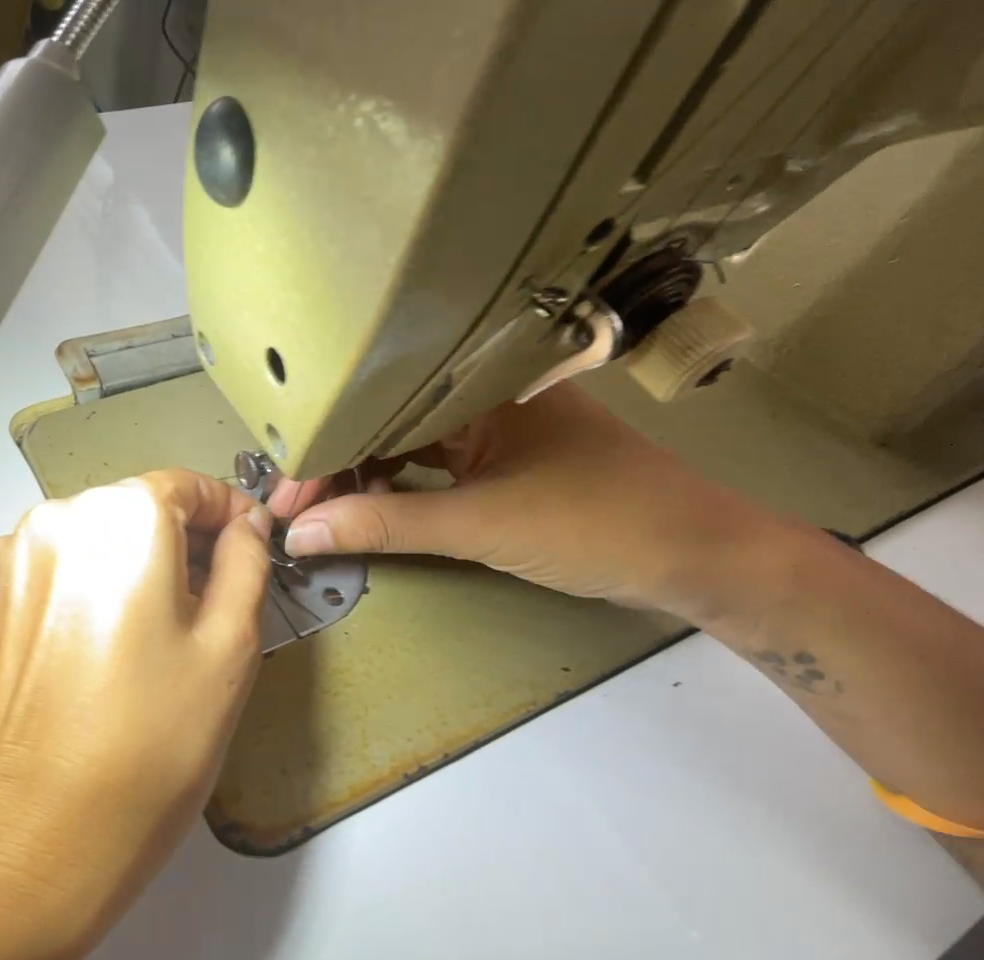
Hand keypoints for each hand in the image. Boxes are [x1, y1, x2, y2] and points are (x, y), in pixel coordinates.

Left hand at [0, 468, 272, 959]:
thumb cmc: (153, 738)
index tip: (250, 549)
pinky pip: (59, 568)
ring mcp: (14, 556)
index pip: (186, 486)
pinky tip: (111, 642)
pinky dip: (93, 584)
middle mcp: (56, 517)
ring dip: (136, 563)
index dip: (227, 513)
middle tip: (217, 599)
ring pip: (96, 537)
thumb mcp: (229, 645)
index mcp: (120, 515)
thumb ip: (246, 564)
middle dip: (182, 540)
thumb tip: (246, 525)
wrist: (42, 824)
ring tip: (164, 629)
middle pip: (136, 508)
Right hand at [272, 384, 795, 622]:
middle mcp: (485, 391)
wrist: (698, 556)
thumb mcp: (482, 524)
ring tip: (322, 507)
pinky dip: (402, 486)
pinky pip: (436, 463)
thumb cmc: (597, 523)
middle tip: (293, 505)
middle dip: (338, 462)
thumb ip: (387, 526)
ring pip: (410, 441)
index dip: (326, 450)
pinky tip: (374, 506)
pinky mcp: (507, 458)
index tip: (285, 494)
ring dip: (367, 475)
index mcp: (483, 380)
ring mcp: (498, 425)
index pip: (379, 407)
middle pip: (389, 419)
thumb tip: (302, 533)